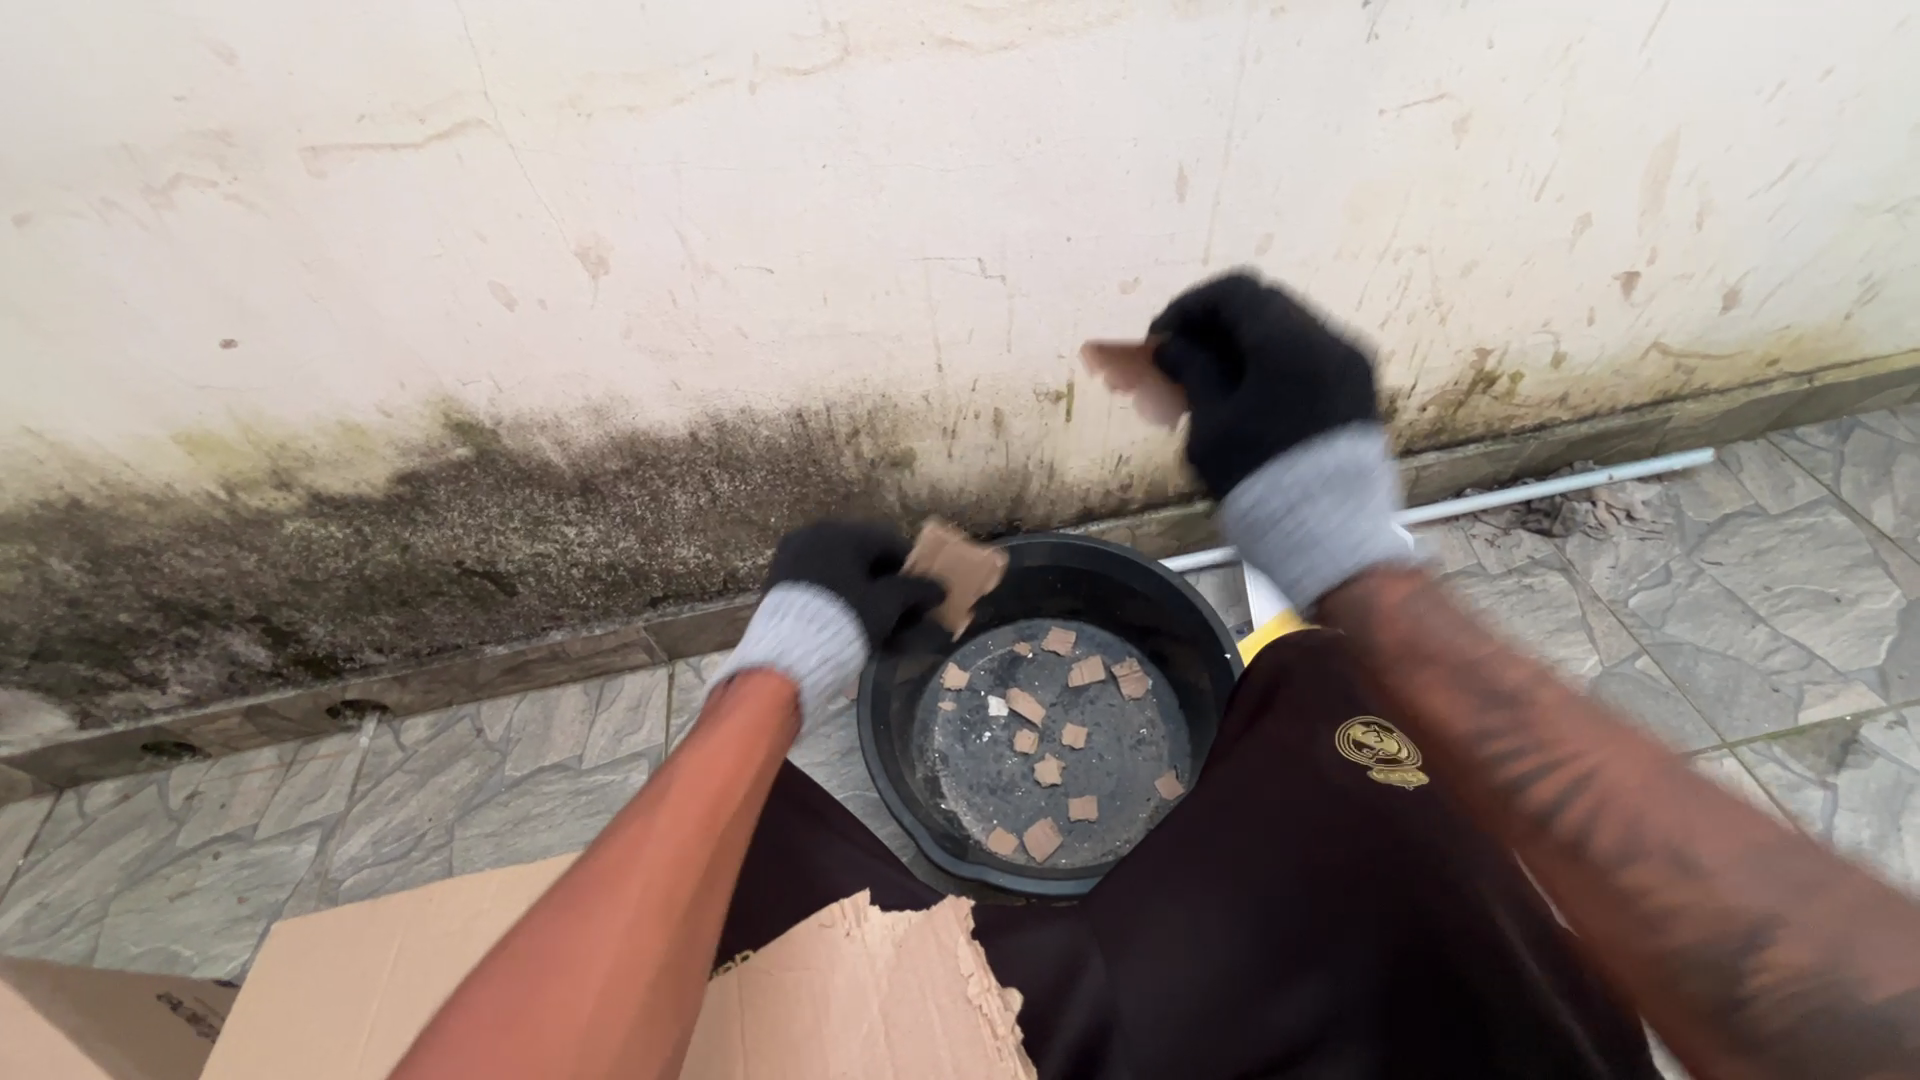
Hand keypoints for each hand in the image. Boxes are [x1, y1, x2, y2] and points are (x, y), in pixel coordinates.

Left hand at [764, 522, 946, 645]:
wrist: (786, 657)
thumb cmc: (844, 621)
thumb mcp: (886, 605)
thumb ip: (915, 592)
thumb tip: (940, 589)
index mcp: (842, 533)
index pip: (890, 542)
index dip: (912, 567)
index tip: (923, 591)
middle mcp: (814, 534)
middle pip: (863, 554)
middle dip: (885, 581)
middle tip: (901, 608)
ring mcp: (792, 556)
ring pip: (840, 569)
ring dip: (863, 589)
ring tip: (878, 619)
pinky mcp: (778, 580)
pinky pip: (819, 580)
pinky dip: (838, 594)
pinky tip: (851, 619)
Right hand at [1149, 271, 1379, 499]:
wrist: (1329, 537)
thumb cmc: (1260, 480)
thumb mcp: (1211, 425)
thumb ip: (1191, 372)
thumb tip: (1170, 345)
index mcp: (1290, 343)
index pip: (1234, 291)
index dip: (1188, 306)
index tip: (1160, 338)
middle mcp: (1329, 339)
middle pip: (1262, 305)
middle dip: (1212, 325)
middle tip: (1178, 359)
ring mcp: (1350, 362)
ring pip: (1285, 329)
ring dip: (1239, 344)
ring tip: (1205, 382)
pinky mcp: (1356, 388)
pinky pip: (1305, 355)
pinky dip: (1267, 361)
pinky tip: (1241, 395)